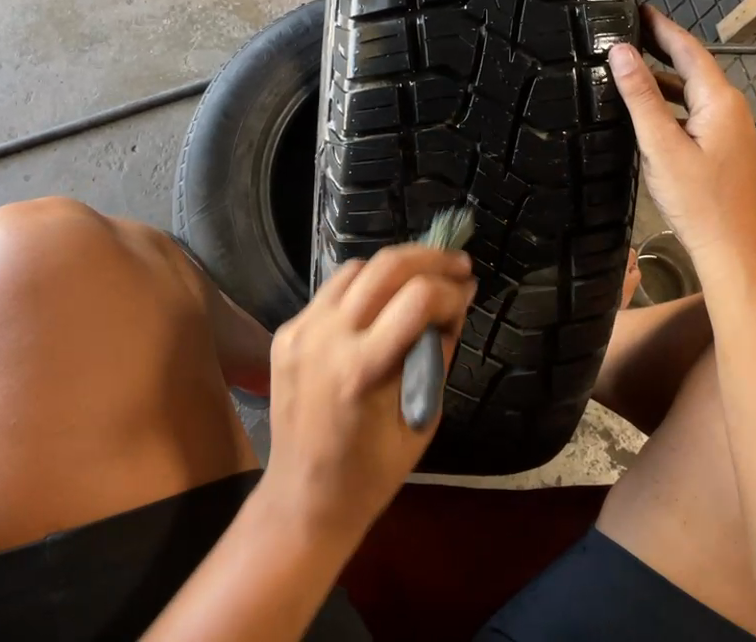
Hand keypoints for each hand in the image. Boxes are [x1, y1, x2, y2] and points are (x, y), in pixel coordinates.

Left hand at [262, 245, 474, 543]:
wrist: (302, 497)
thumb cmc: (372, 473)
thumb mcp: (421, 417)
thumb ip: (435, 355)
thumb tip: (454, 306)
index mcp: (363, 369)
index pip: (419, 297)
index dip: (452, 290)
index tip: (469, 292)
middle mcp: (326, 338)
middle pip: (385, 267)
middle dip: (429, 258)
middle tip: (457, 264)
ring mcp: (300, 331)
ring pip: (355, 270)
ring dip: (393, 269)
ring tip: (421, 280)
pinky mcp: (286, 333)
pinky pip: (330, 293)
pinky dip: (362, 290)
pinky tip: (380, 306)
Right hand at [608, 4, 755, 268]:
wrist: (731, 249)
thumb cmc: (697, 199)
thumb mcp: (661, 145)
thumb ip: (641, 96)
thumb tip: (619, 51)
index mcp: (719, 100)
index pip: (688, 50)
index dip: (662, 27)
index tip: (636, 7)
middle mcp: (730, 108)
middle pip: (692, 66)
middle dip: (661, 45)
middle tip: (626, 27)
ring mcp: (730, 129)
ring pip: (692, 90)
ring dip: (663, 75)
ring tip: (628, 61)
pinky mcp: (723, 147)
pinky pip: (693, 110)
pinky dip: (669, 100)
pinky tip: (647, 107)